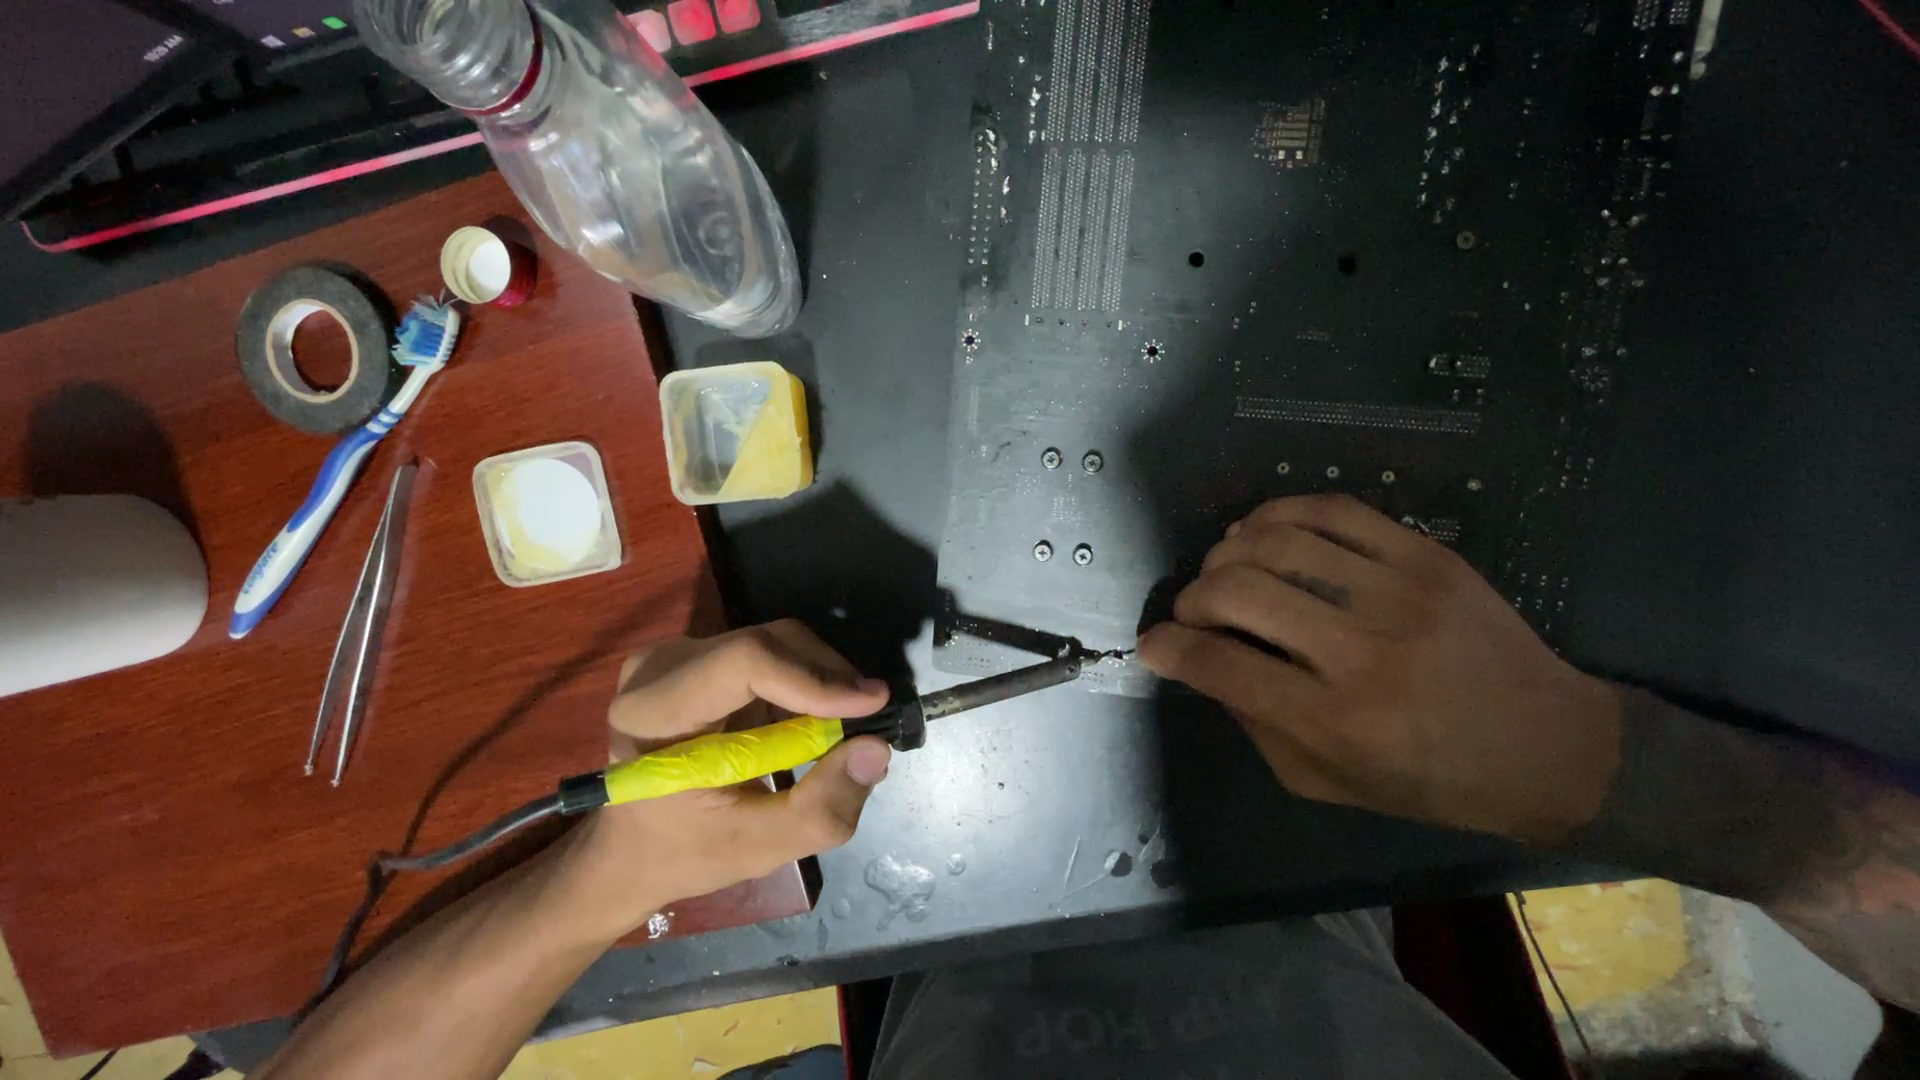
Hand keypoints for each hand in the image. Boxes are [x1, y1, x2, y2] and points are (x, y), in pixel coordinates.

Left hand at [556, 620, 892, 938]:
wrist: (635, 847)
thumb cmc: (685, 852)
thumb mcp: (757, 848)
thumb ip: (821, 810)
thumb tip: (876, 749)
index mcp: (652, 711)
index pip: (744, 663)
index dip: (812, 679)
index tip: (870, 707)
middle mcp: (662, 665)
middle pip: (769, 642)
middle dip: (829, 679)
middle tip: (868, 722)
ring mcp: (683, 656)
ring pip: (779, 642)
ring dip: (823, 681)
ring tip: (843, 731)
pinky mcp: (705, 658)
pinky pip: (775, 653)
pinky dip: (809, 684)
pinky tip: (815, 725)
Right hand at [1138, 495, 1622, 844]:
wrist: (1550, 748)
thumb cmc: (1428, 781)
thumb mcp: (1324, 782)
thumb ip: (1254, 722)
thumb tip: (1202, 660)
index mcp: (1335, 720)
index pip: (1219, 665)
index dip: (1167, 648)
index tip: (1152, 645)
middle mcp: (1362, 651)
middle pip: (1236, 591)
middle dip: (1191, 599)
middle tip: (1192, 613)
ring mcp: (1399, 593)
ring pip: (1275, 541)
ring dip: (1226, 553)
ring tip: (1224, 571)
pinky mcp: (1427, 555)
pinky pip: (1330, 508)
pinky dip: (1276, 513)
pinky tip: (1261, 532)